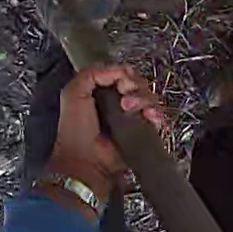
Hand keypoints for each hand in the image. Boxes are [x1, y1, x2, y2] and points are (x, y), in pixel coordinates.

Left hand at [45, 64, 166, 205]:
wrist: (86, 161)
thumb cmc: (76, 129)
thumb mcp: (74, 93)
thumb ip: (92, 73)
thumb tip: (121, 70)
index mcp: (103, 90)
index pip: (122, 72)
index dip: (124, 73)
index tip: (120, 83)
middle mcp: (119, 101)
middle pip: (138, 83)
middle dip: (134, 86)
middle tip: (124, 98)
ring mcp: (132, 116)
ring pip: (150, 97)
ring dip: (143, 99)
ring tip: (129, 109)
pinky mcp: (143, 131)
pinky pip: (158, 116)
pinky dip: (157, 113)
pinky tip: (150, 117)